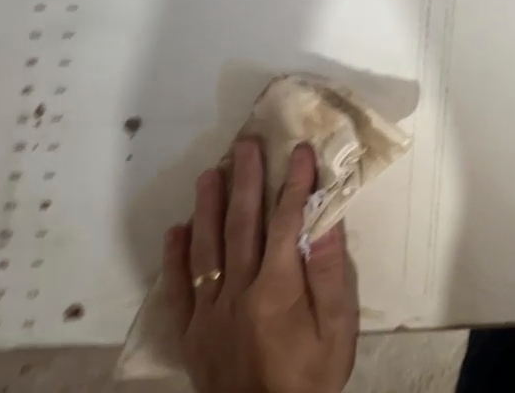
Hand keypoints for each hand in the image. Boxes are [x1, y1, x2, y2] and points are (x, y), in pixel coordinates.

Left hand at [163, 140, 359, 392]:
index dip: (294, 184)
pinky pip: (178, 289)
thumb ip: (329, 274)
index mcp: (276, 291)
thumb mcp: (338, 327)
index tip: (302, 152)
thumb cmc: (313, 376)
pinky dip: (176, 257)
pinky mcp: (192, 333)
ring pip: (205, 249)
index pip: (285, 223)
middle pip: (240, 227)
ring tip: (210, 172)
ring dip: (208, 207)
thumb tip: (325, 223)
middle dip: (246, 181)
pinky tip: (178, 229)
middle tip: (248, 145)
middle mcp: (236, 295)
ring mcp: (208, 314)